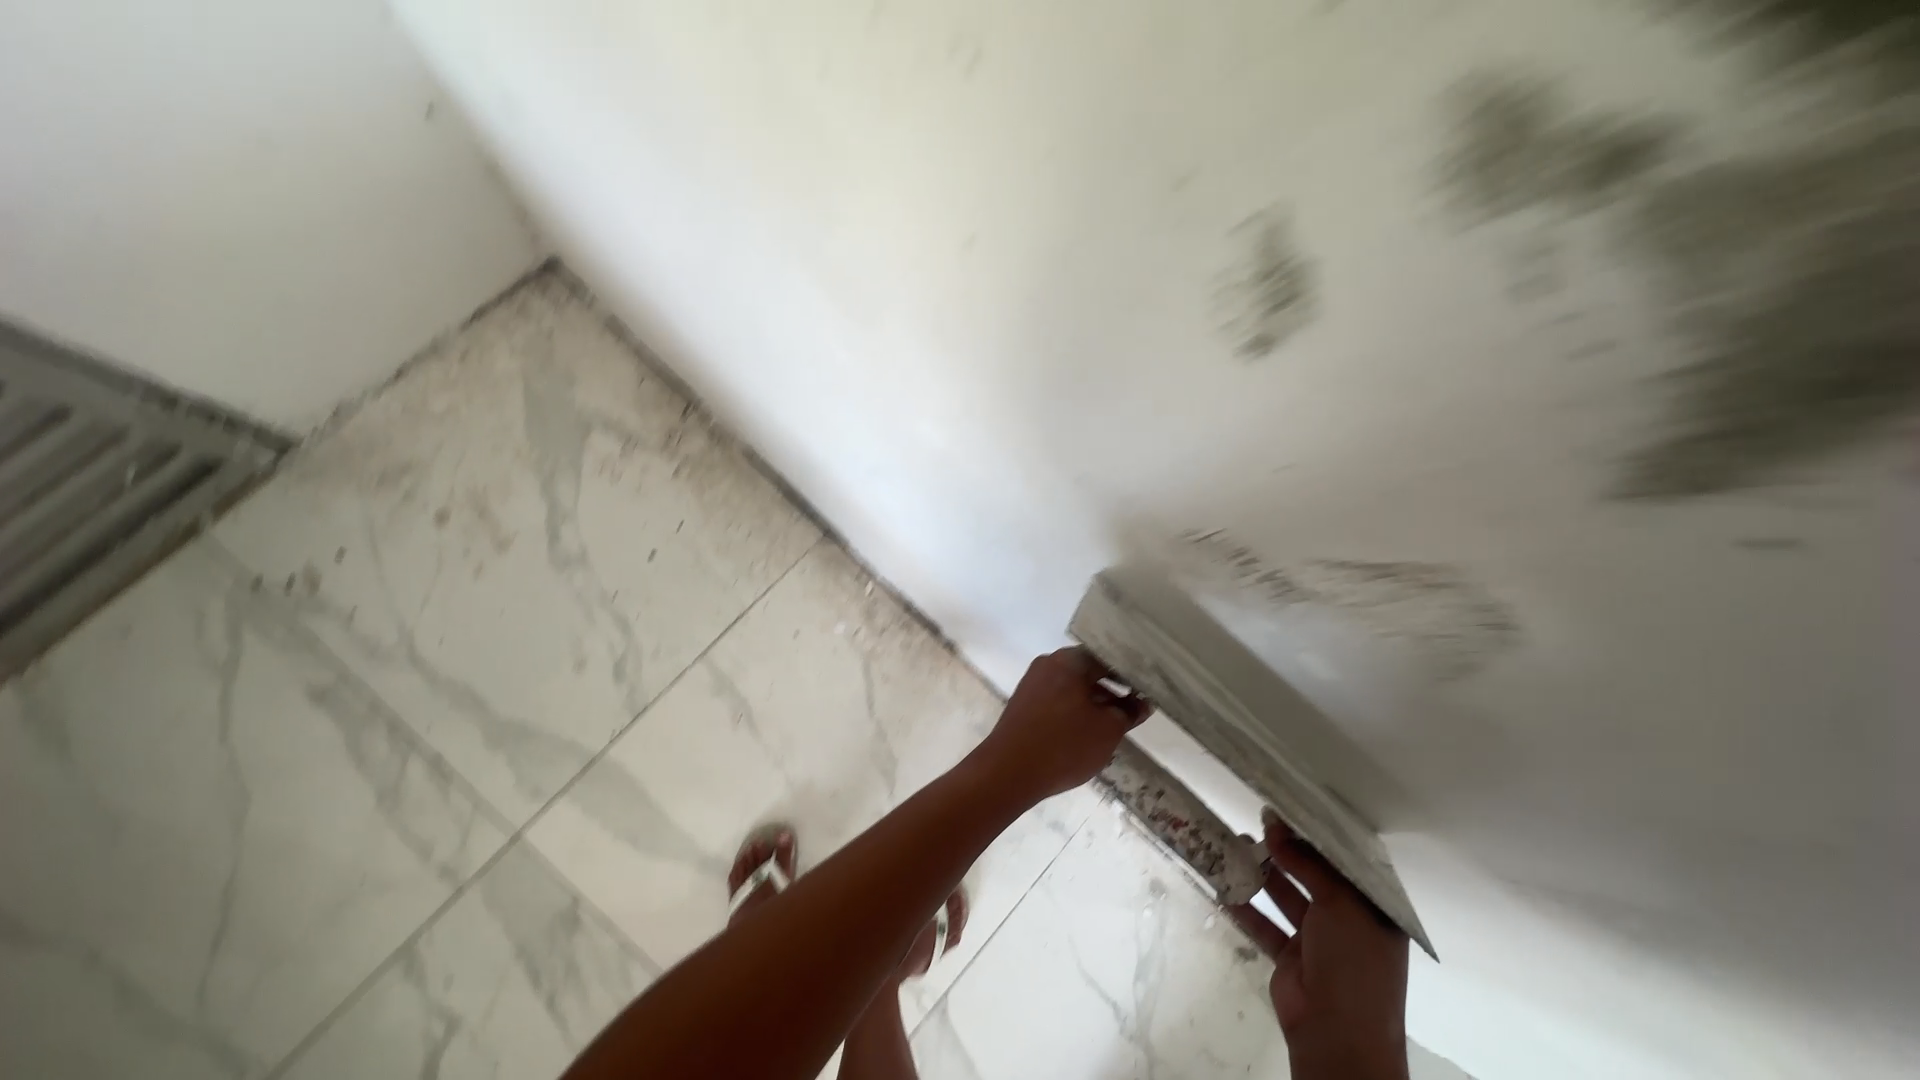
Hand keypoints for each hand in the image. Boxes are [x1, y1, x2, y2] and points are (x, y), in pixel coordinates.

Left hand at [970, 647, 1149, 805]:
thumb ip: (1129, 712)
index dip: (1132, 673)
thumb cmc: (1064, 745)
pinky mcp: (1023, 705)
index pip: (1109, 657)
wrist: (1008, 772)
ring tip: (1116, 725)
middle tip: (1136, 709)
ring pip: (1073, 687)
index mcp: (1069, 661)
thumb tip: (1142, 703)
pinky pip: (1057, 700)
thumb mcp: (1108, 730)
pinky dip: (1075, 711)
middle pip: (1089, 671)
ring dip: (1095, 702)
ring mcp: (1032, 684)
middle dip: (1113, 689)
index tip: (1149, 688)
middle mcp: (1048, 665)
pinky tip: (1087, 732)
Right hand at [1228, 810, 1410, 1079]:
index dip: (1319, 835)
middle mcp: (1348, 918)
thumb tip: (1273, 824)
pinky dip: (1245, 907)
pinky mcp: (1290, 955)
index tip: (1291, 806)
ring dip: (1262, 873)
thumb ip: (1306, 862)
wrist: (1337, 1033)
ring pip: (1286, 895)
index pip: (1345, 860)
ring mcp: (1318, 938)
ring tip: (1236, 844)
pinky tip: (1223, 886)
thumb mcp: (1339, 903)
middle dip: (1287, 850)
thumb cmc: (1355, 961)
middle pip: (1313, 874)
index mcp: (1373, 906)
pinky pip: (1265, 923)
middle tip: (1259, 819)